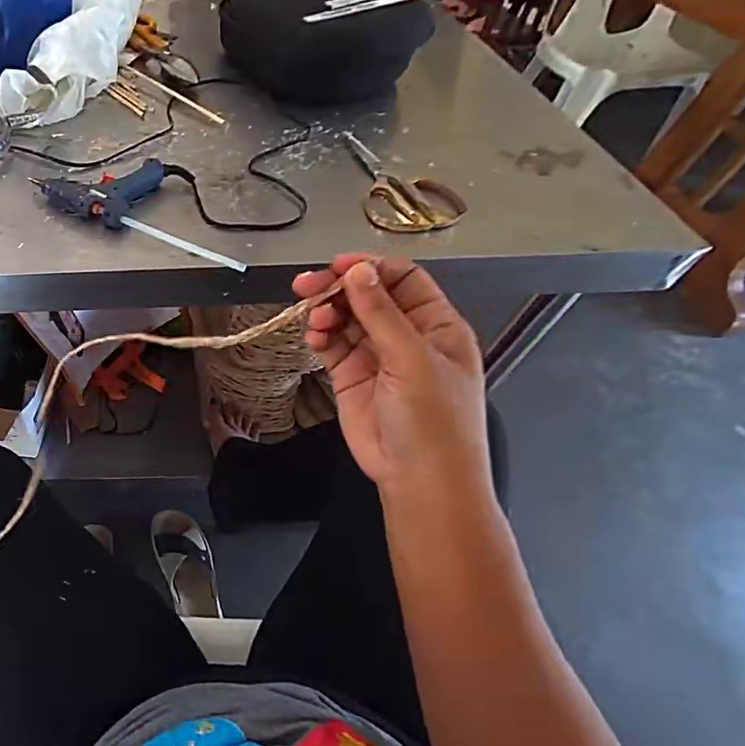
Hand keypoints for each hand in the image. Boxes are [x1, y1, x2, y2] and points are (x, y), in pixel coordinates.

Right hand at [293, 255, 488, 491]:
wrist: (418, 479)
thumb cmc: (434, 422)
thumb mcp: (412, 360)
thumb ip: (381, 313)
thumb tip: (358, 271)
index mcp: (436, 325)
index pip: (402, 280)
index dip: (371, 268)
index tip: (338, 266)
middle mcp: (406, 336)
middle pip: (368, 296)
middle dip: (339, 287)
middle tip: (308, 284)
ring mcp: (377, 356)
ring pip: (346, 318)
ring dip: (326, 311)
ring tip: (313, 317)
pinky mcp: (352, 377)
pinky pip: (332, 345)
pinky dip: (320, 336)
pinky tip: (313, 336)